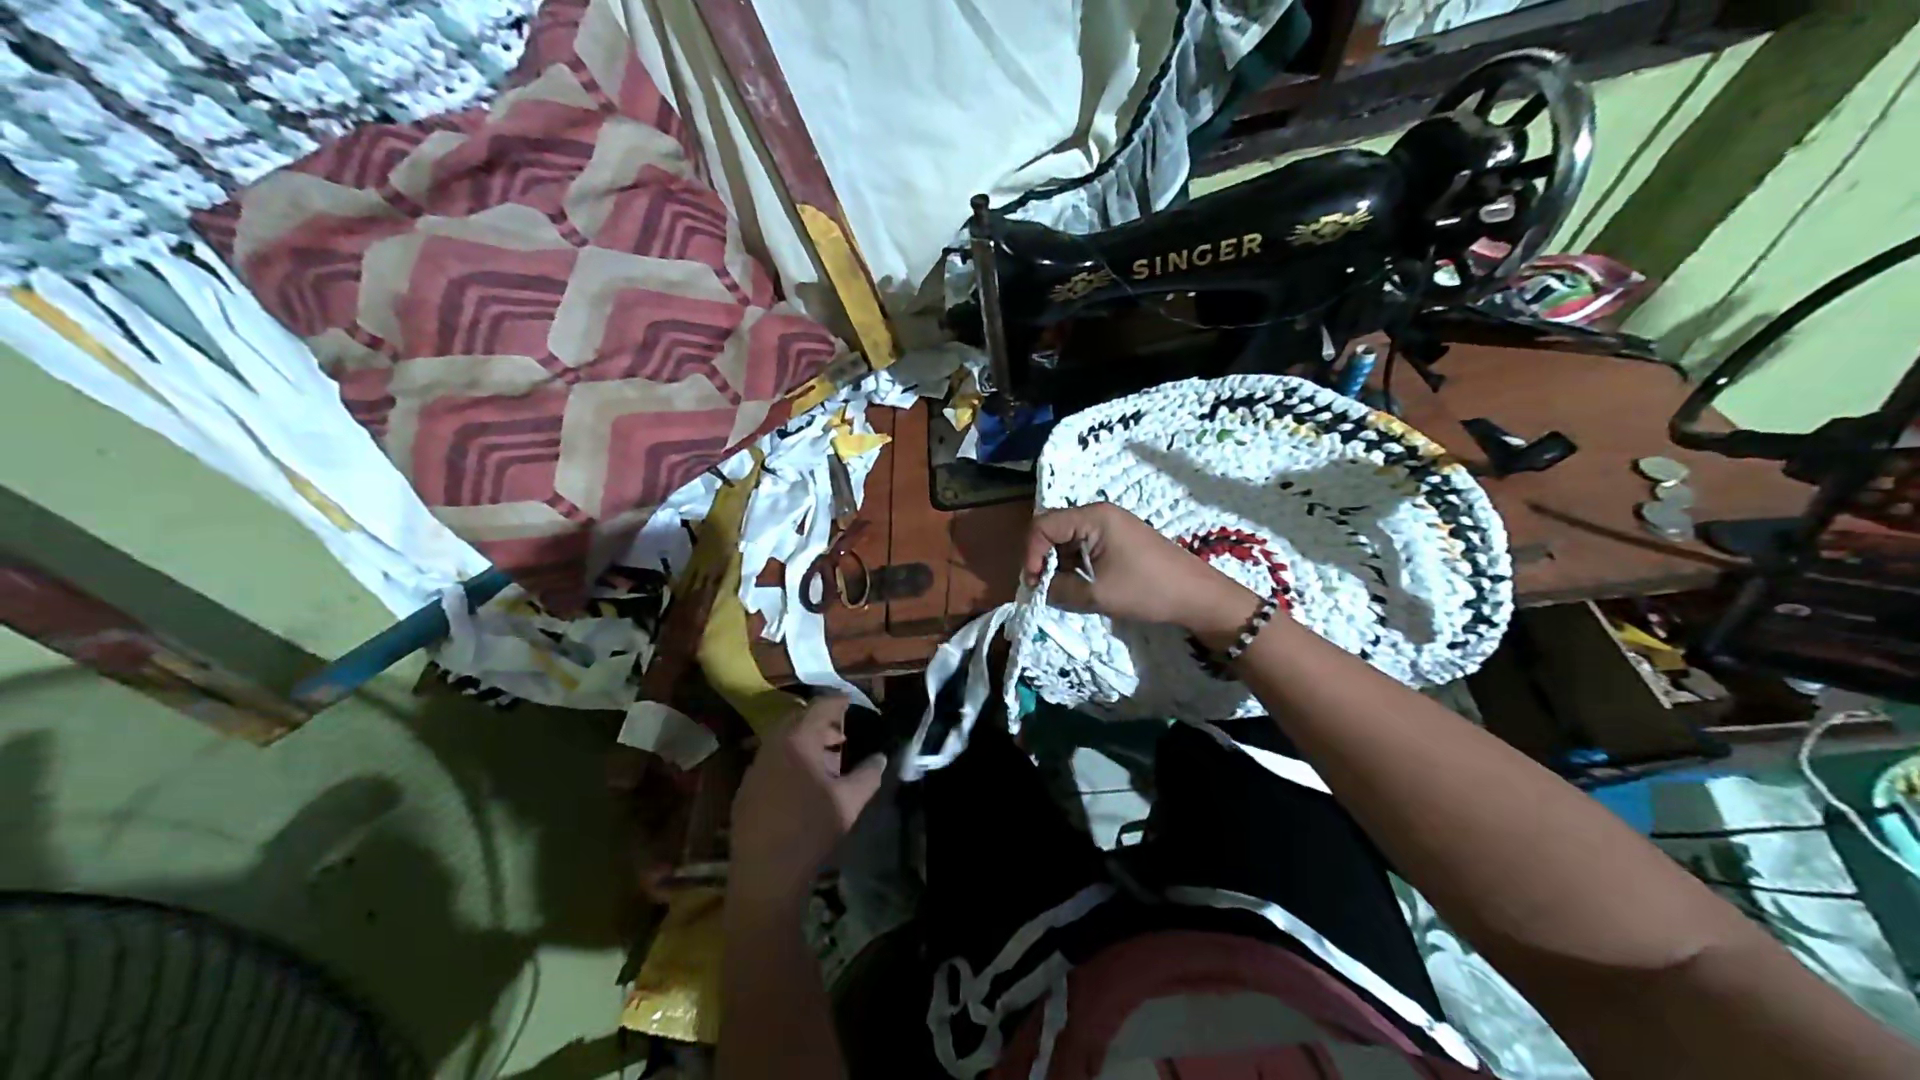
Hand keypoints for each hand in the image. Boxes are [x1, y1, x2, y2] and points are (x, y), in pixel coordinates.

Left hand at [728, 697, 884, 911]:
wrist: (766, 875)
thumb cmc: (812, 831)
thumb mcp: (850, 801)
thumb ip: (869, 773)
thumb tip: (880, 757)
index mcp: (797, 742)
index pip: (819, 707)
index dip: (839, 701)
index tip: (854, 702)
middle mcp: (771, 747)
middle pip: (797, 719)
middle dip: (821, 721)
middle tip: (843, 733)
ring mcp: (754, 768)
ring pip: (781, 740)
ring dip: (805, 741)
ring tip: (828, 758)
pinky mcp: (746, 789)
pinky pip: (770, 760)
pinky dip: (789, 759)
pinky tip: (803, 782)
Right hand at [1023, 503, 1259, 639]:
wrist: (1196, 596)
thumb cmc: (1148, 590)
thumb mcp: (1096, 594)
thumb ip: (1059, 589)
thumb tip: (1038, 589)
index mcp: (1094, 517)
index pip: (1042, 525)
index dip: (1031, 553)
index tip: (1034, 582)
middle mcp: (1099, 514)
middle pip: (1053, 529)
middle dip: (1043, 559)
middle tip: (1044, 589)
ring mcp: (1110, 525)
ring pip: (1067, 540)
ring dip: (1059, 565)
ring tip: (1064, 591)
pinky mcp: (1118, 539)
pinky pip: (1084, 547)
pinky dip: (1075, 566)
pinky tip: (1082, 586)